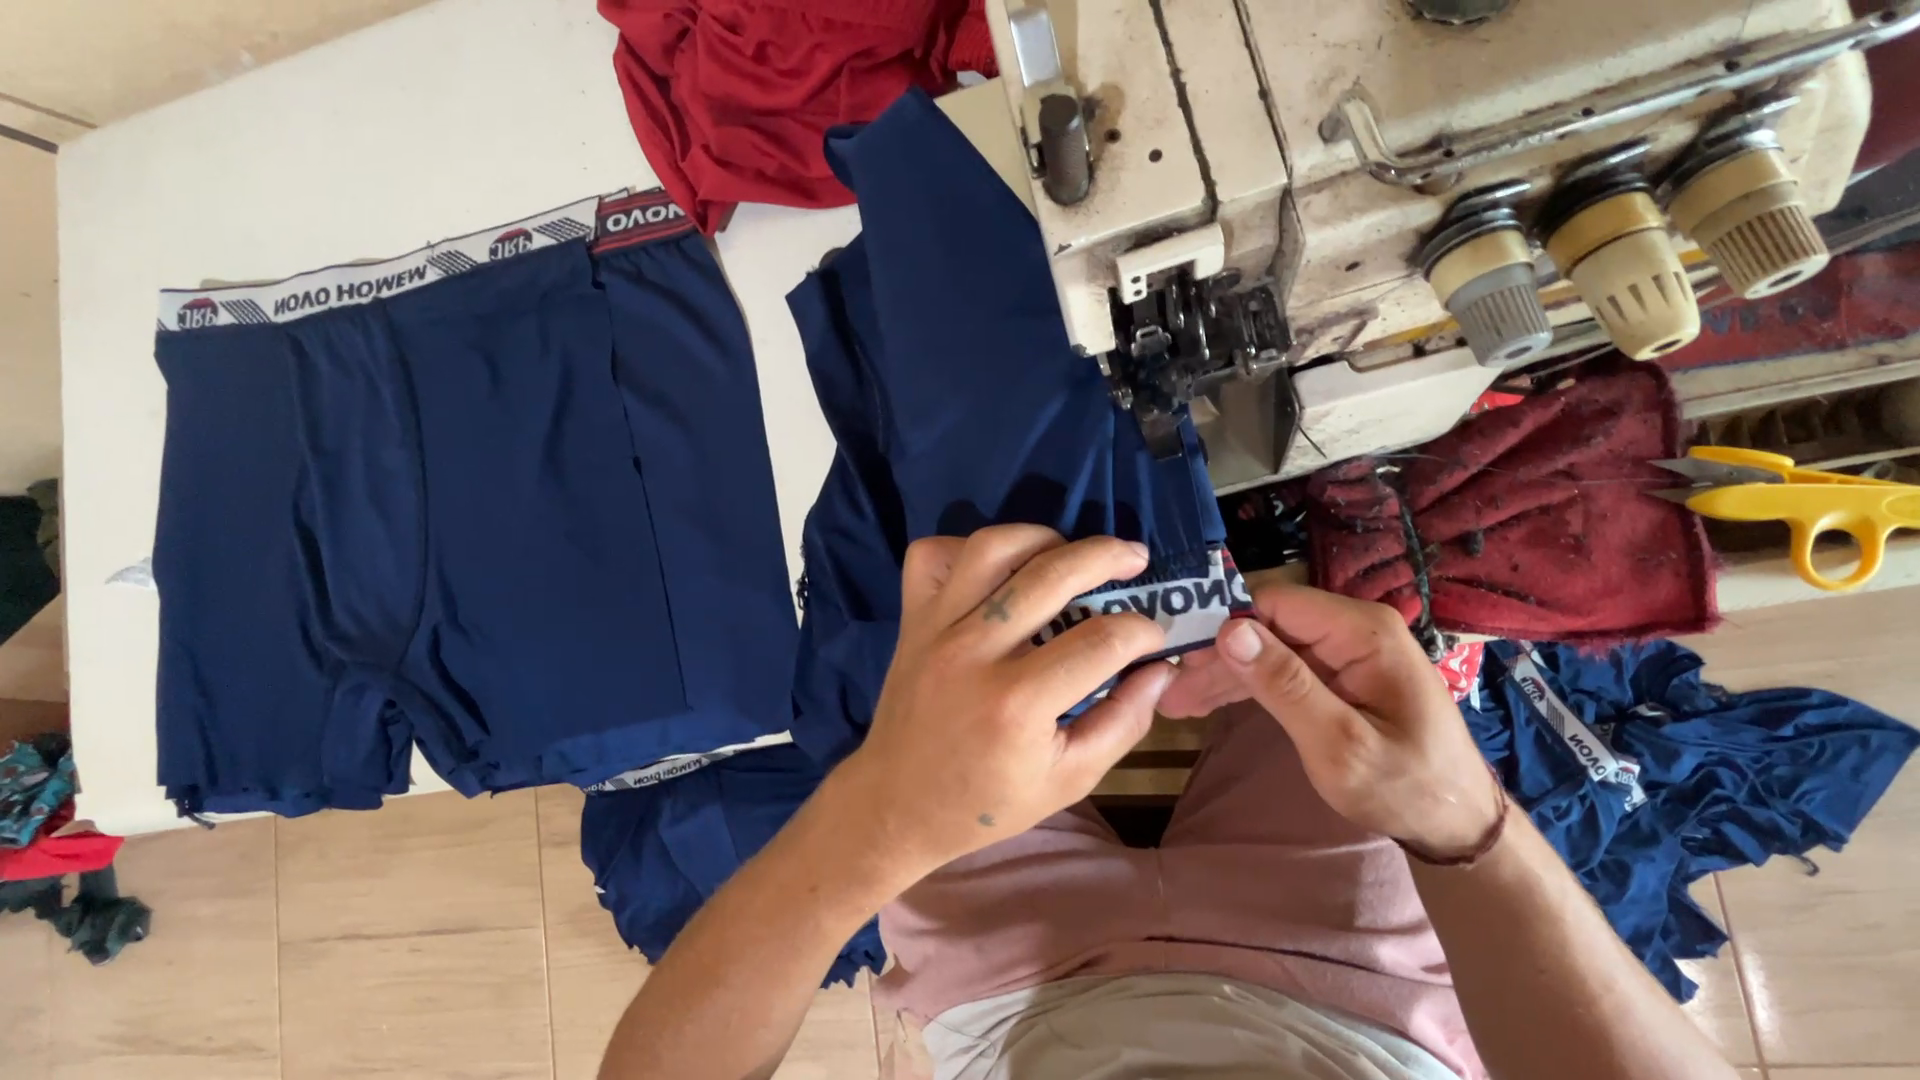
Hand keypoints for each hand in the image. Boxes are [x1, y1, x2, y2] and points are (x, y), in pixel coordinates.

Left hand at [829, 525, 1174, 876]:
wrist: (898, 804)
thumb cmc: (988, 800)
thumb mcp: (1070, 779)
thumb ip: (1123, 721)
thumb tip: (1160, 668)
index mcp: (1019, 704)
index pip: (1102, 641)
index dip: (1143, 632)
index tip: (1152, 638)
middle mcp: (975, 652)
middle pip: (1051, 574)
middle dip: (1107, 556)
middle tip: (1135, 559)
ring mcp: (936, 628)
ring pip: (993, 547)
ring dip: (1041, 538)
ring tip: (1069, 554)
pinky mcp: (911, 618)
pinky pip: (932, 555)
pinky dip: (967, 547)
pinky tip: (998, 568)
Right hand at [1160, 583, 1498, 857]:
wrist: (1456, 826)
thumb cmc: (1404, 788)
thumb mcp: (1339, 744)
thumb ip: (1285, 685)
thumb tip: (1228, 630)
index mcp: (1361, 631)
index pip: (1274, 603)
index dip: (1224, 626)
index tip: (1182, 661)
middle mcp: (1353, 628)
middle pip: (1266, 625)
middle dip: (1217, 656)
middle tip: (1171, 693)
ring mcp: (1346, 651)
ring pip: (1268, 647)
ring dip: (1224, 673)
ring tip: (1177, 703)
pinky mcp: (1339, 674)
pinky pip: (1282, 667)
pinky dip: (1247, 686)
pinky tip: (1209, 702)